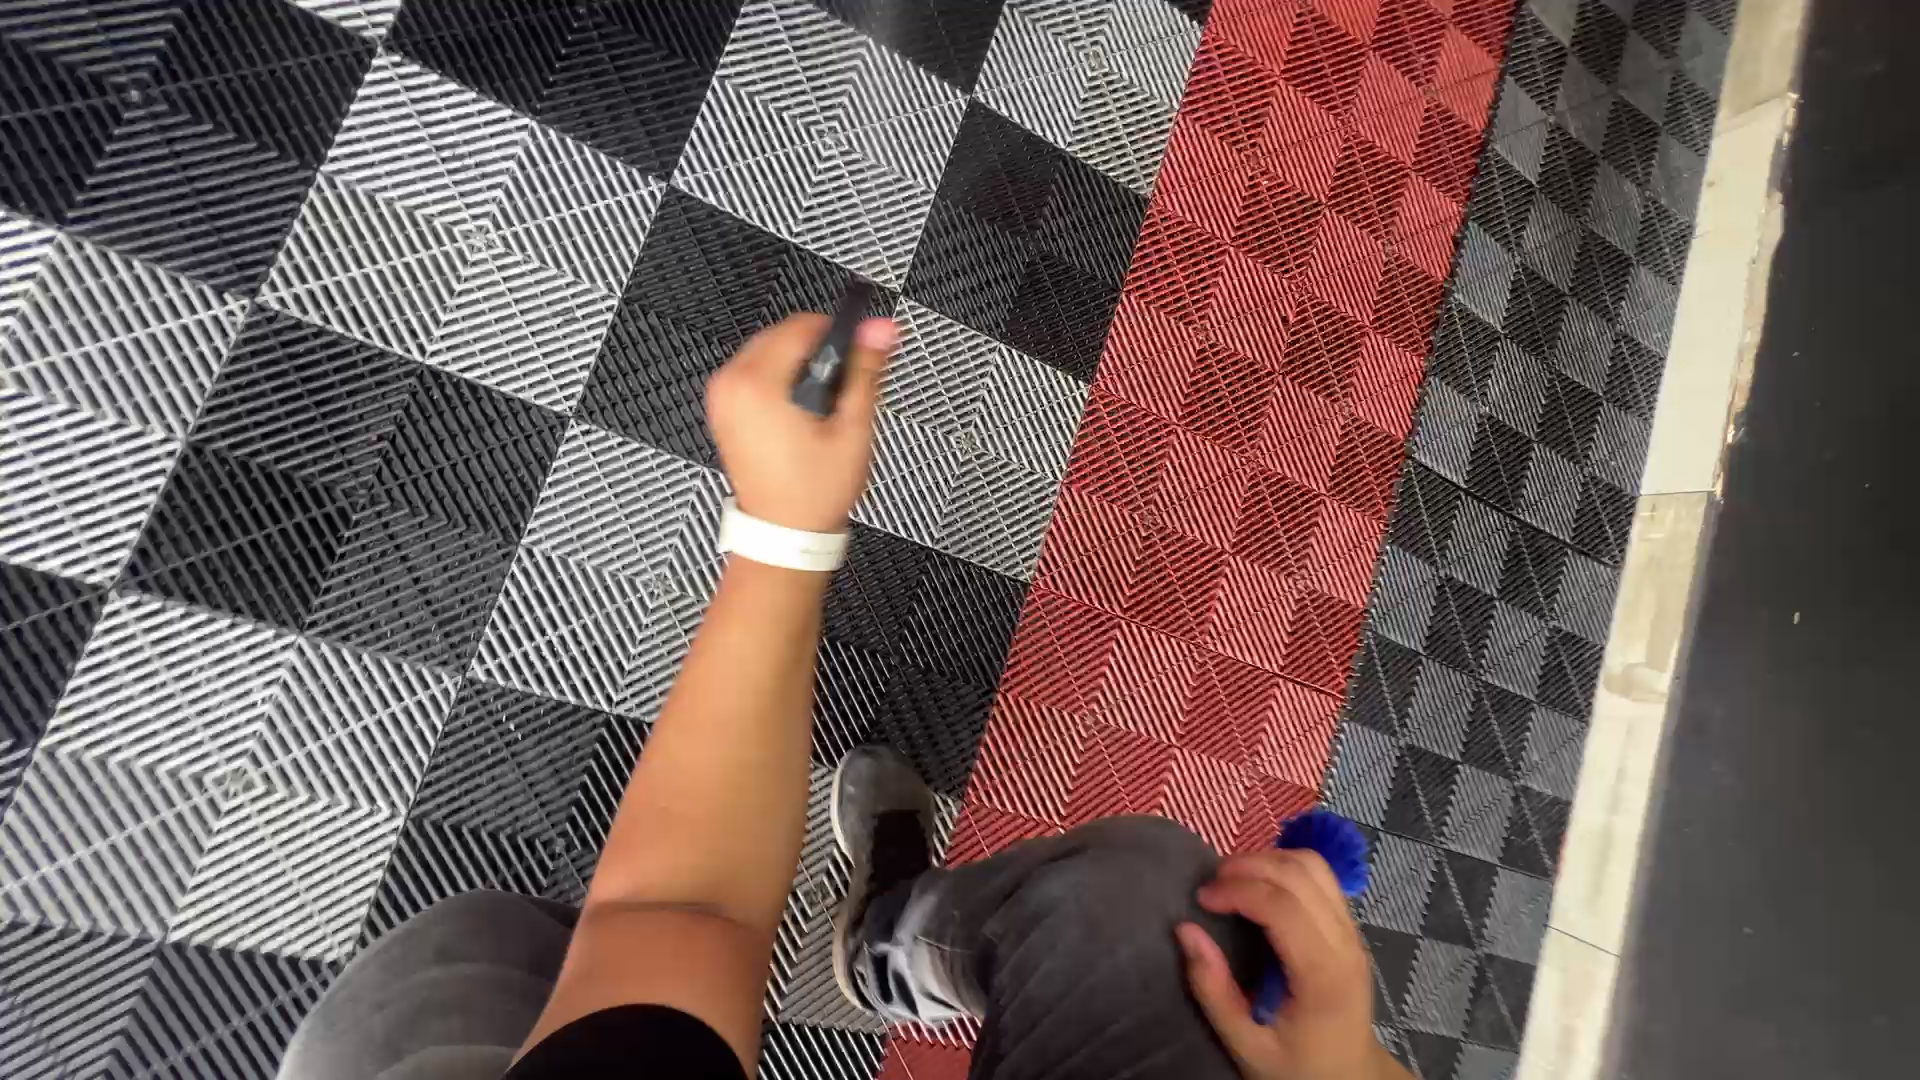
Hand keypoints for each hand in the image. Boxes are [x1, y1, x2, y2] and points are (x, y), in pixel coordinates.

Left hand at [704, 313, 893, 532]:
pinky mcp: (723, 411)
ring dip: (801, 369)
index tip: (858, 356)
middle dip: (818, 355)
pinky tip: (802, 417)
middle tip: (842, 393)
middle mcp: (730, 384)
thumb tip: (880, 329)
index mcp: (757, 383)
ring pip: (771, 353)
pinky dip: (781, 383)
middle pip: (784, 336)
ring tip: (822, 411)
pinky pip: (756, 375)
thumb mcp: (851, 429)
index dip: (838, 335)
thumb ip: (865, 371)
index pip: (802, 325)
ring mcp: (722, 398)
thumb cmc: (814, 492)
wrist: (784, 534)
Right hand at [1176, 850, 1408, 1079]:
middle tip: (1212, 884)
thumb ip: (1213, 990)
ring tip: (1233, 880)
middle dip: (1247, 866)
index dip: (1237, 891)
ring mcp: (1353, 932)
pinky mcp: (1349, 926)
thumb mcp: (1246, 1046)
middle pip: (1298, 875)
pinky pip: (1319, 875)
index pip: (1283, 907)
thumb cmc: (1297, 1067)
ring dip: (1266, 860)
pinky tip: (1259, 883)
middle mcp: (1346, 945)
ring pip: (1312, 865)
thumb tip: (1185, 929)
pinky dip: (1283, 865)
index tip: (1202, 899)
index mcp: (1324, 977)